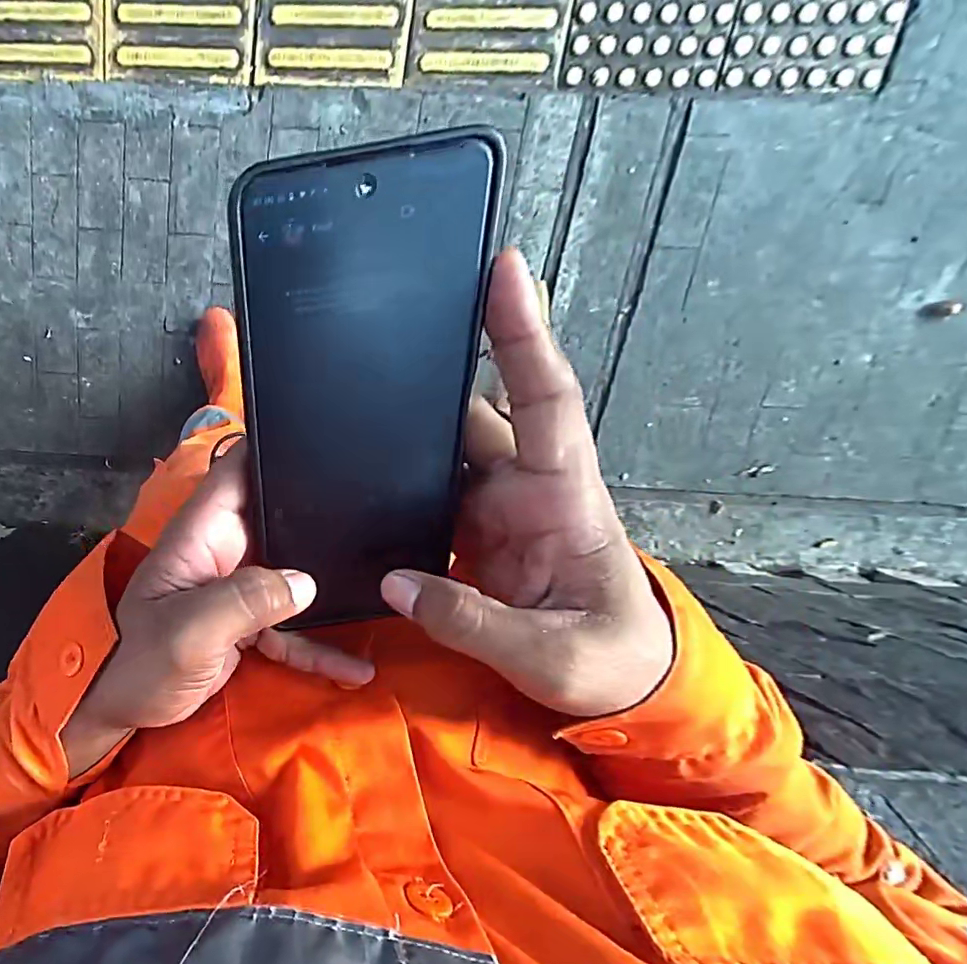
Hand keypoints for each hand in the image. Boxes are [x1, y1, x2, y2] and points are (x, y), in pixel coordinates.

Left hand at [62, 446, 375, 775]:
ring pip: (294, 569)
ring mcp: (238, 588)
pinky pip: (292, 626)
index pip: (238, 470)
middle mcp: (225, 551)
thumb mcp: (188, 631)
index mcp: (203, 534)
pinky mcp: (248, 624)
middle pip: (279, 513)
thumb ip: (244, 602)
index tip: (329, 436)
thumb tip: (307, 583)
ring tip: (389, 581)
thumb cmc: (140, 662)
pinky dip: (319, 644)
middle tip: (384, 505)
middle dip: (322, 508)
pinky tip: (357, 666)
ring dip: (331, 578)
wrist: (121, 708)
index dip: (277, 446)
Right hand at [379, 249, 672, 717]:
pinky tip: (363, 477)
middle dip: (434, 378)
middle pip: (476, 416)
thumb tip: (392, 582)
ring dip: (409, 431)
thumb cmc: (609, 666)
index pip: (546, 401)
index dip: (524, 337)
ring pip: (446, 452)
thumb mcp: (548, 656)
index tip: (505, 272)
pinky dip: (400, 480)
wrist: (616, 688)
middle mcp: (525, 492)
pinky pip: (430, 494)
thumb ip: (469, 622)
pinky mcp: (471, 536)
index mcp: (562, 501)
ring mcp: (494, 513)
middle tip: (378, 342)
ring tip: (350, 407)